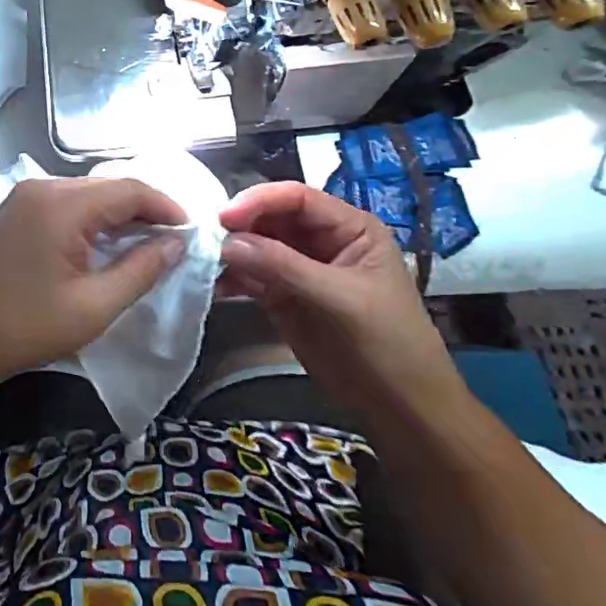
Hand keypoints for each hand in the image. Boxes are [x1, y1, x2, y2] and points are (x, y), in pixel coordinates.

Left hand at [0, 178, 187, 410]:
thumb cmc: (24, 328)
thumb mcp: (94, 306)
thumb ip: (141, 269)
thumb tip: (176, 243)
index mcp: (62, 203)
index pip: (129, 188)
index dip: (166, 206)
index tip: (191, 232)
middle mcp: (41, 187)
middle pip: (107, 187)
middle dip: (143, 210)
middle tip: (172, 242)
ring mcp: (22, 197)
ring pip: (85, 195)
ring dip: (117, 215)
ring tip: (145, 246)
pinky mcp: (12, 212)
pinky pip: (63, 204)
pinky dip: (90, 220)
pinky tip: (103, 246)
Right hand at [218, 181, 465, 417]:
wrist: (401, 407)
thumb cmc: (388, 343)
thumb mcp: (342, 300)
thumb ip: (286, 267)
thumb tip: (229, 242)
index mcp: (349, 227)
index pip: (297, 198)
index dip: (260, 200)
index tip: (224, 216)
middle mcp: (321, 240)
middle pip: (271, 217)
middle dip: (240, 224)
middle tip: (206, 238)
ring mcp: (299, 267)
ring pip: (255, 244)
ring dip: (231, 250)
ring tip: (204, 261)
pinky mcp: (282, 295)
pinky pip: (250, 275)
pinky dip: (231, 278)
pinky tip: (213, 286)